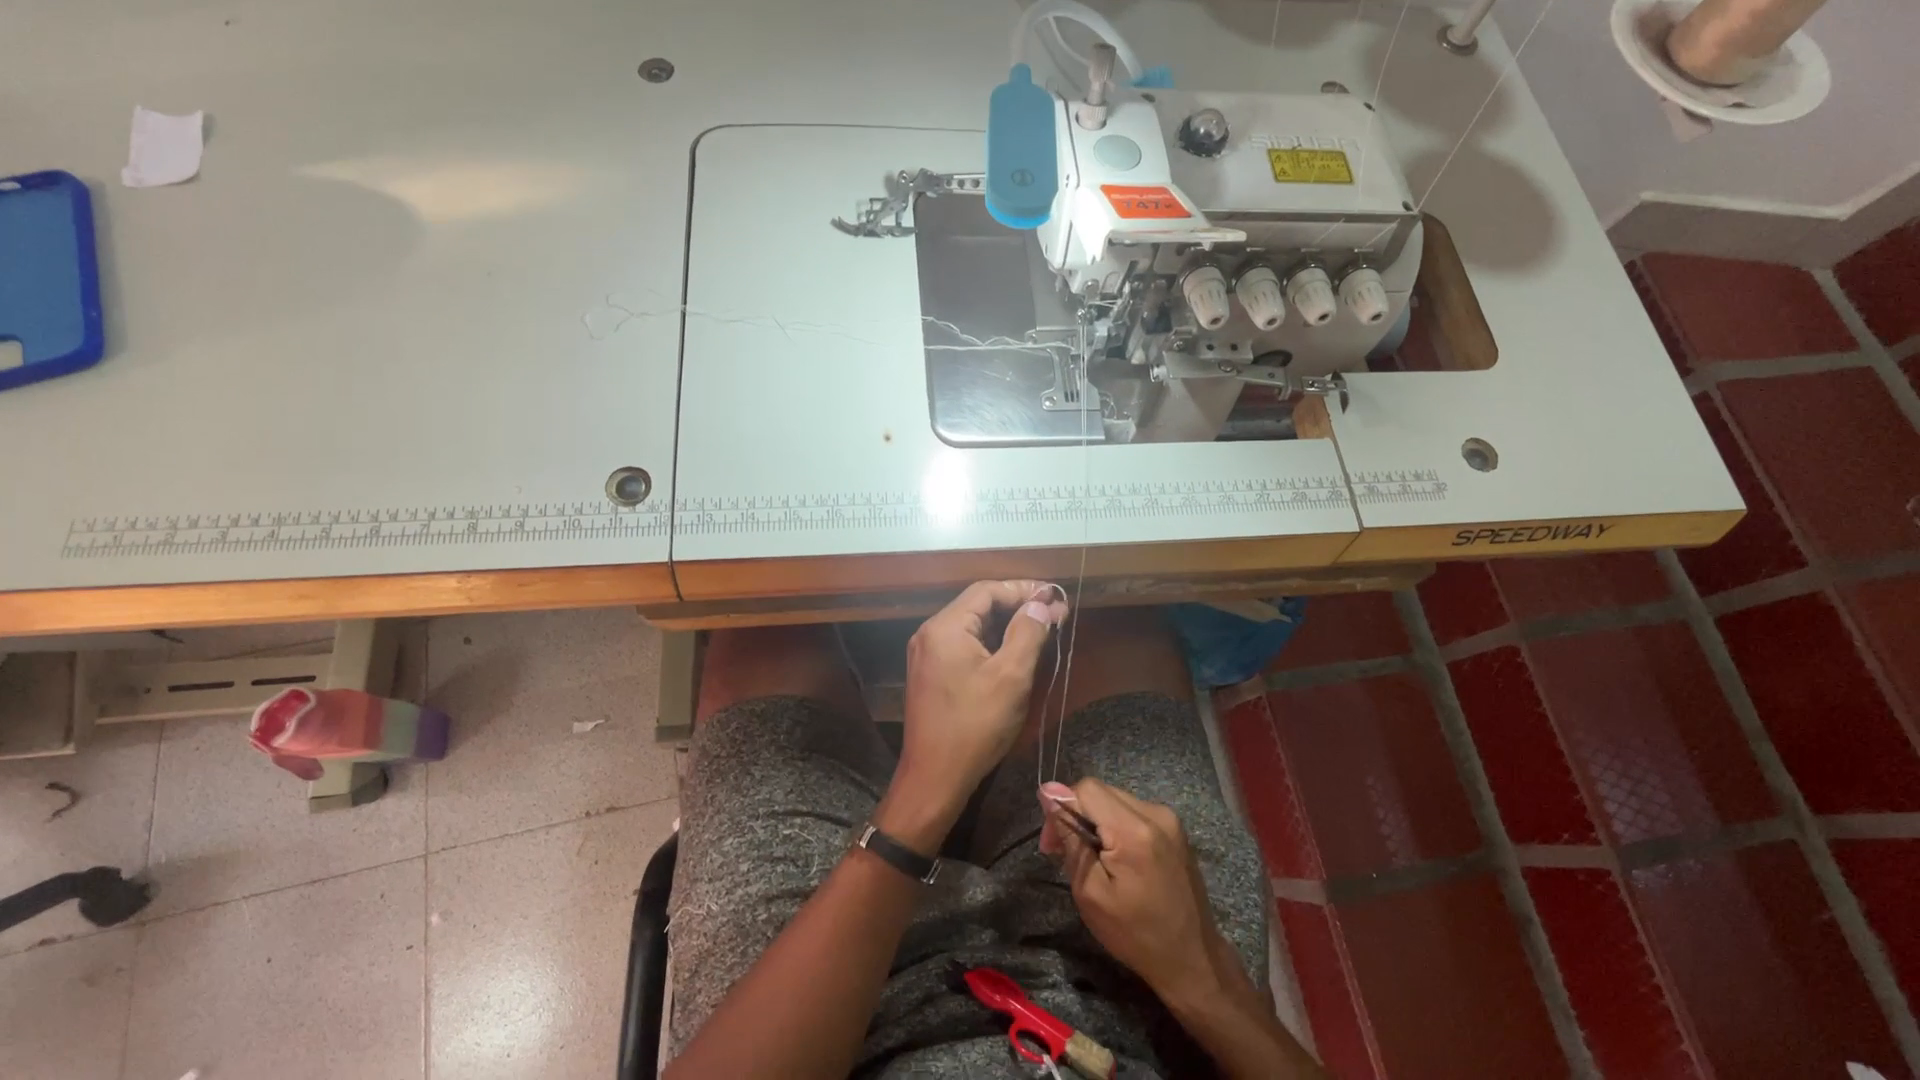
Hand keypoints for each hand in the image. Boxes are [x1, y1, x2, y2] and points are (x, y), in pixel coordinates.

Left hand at [877, 580, 1066, 849]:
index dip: (1022, 588)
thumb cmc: (975, 726)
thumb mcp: (1011, 677)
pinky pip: (963, 647)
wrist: (935, 777)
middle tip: (1053, 613)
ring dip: (1005, 625)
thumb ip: (1028, 632)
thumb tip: (1043, 602)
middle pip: (977, 605)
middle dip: (1016, 605)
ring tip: (1040, 631)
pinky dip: (990, 644)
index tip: (1054, 596)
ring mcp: (927, 656)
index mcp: (944, 628)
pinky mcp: (931, 676)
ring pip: (971, 627)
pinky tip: (1014, 654)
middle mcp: (930, 634)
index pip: (986, 590)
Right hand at [1044, 778, 1226, 1003]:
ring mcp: (1170, 820)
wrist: (1192, 957)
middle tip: (1066, 855)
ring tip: (1093, 860)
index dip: (1062, 808)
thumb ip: (1071, 837)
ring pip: (1116, 801)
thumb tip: (1048, 792)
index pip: (1086, 788)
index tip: (1054, 846)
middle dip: (1077, 815)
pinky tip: (1117, 860)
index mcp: (1134, 829)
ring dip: (1096, 822)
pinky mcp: (1175, 830)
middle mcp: (1155, 813)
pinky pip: (1134, 813)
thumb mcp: (1090, 892)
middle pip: (1101, 792)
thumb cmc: (1135, 933)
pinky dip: (1116, 828)